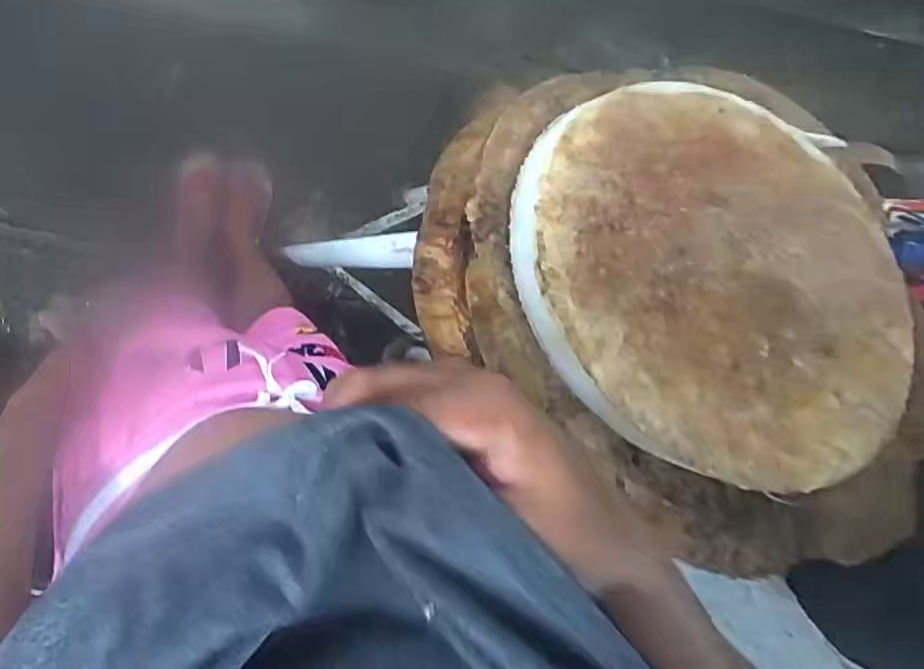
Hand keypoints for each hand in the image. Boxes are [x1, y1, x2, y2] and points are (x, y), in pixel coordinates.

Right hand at [325, 361, 668, 597]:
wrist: (612, 547)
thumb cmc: (561, 544)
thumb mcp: (497, 528)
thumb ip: (433, 492)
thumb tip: (368, 473)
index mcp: (487, 406)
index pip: (401, 401)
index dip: (355, 422)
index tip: (312, 450)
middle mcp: (479, 379)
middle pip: (396, 376)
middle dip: (350, 403)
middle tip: (311, 448)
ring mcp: (478, 383)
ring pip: (403, 376)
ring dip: (365, 401)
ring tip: (332, 442)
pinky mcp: (476, 396)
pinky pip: (417, 386)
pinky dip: (387, 402)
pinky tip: (368, 433)